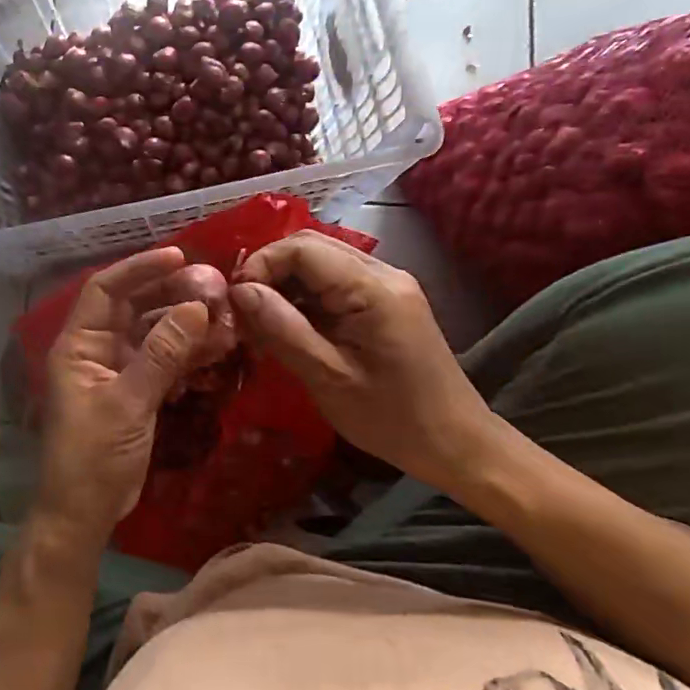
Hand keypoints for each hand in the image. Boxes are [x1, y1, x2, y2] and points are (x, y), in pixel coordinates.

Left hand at [37, 246, 210, 541]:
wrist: (85, 512)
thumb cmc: (94, 456)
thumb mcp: (128, 402)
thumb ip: (162, 354)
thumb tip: (196, 307)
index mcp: (78, 344)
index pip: (105, 289)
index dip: (139, 268)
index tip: (179, 256)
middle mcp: (95, 349)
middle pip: (133, 307)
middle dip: (170, 294)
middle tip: (212, 286)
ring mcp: (116, 369)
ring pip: (152, 333)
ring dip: (184, 323)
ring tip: (223, 315)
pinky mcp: (134, 390)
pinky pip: (161, 360)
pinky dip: (185, 352)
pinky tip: (216, 346)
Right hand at [228, 230, 507, 491]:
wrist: (453, 443)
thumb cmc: (390, 418)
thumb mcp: (327, 377)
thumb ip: (282, 328)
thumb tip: (239, 291)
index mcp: (373, 288)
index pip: (302, 248)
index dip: (261, 265)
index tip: (236, 302)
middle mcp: (383, 273)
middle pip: (310, 246)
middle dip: (269, 271)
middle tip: (243, 310)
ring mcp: (387, 284)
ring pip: (319, 261)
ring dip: (284, 283)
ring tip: (261, 320)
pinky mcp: (384, 300)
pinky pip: (333, 281)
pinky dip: (303, 296)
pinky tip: (289, 325)